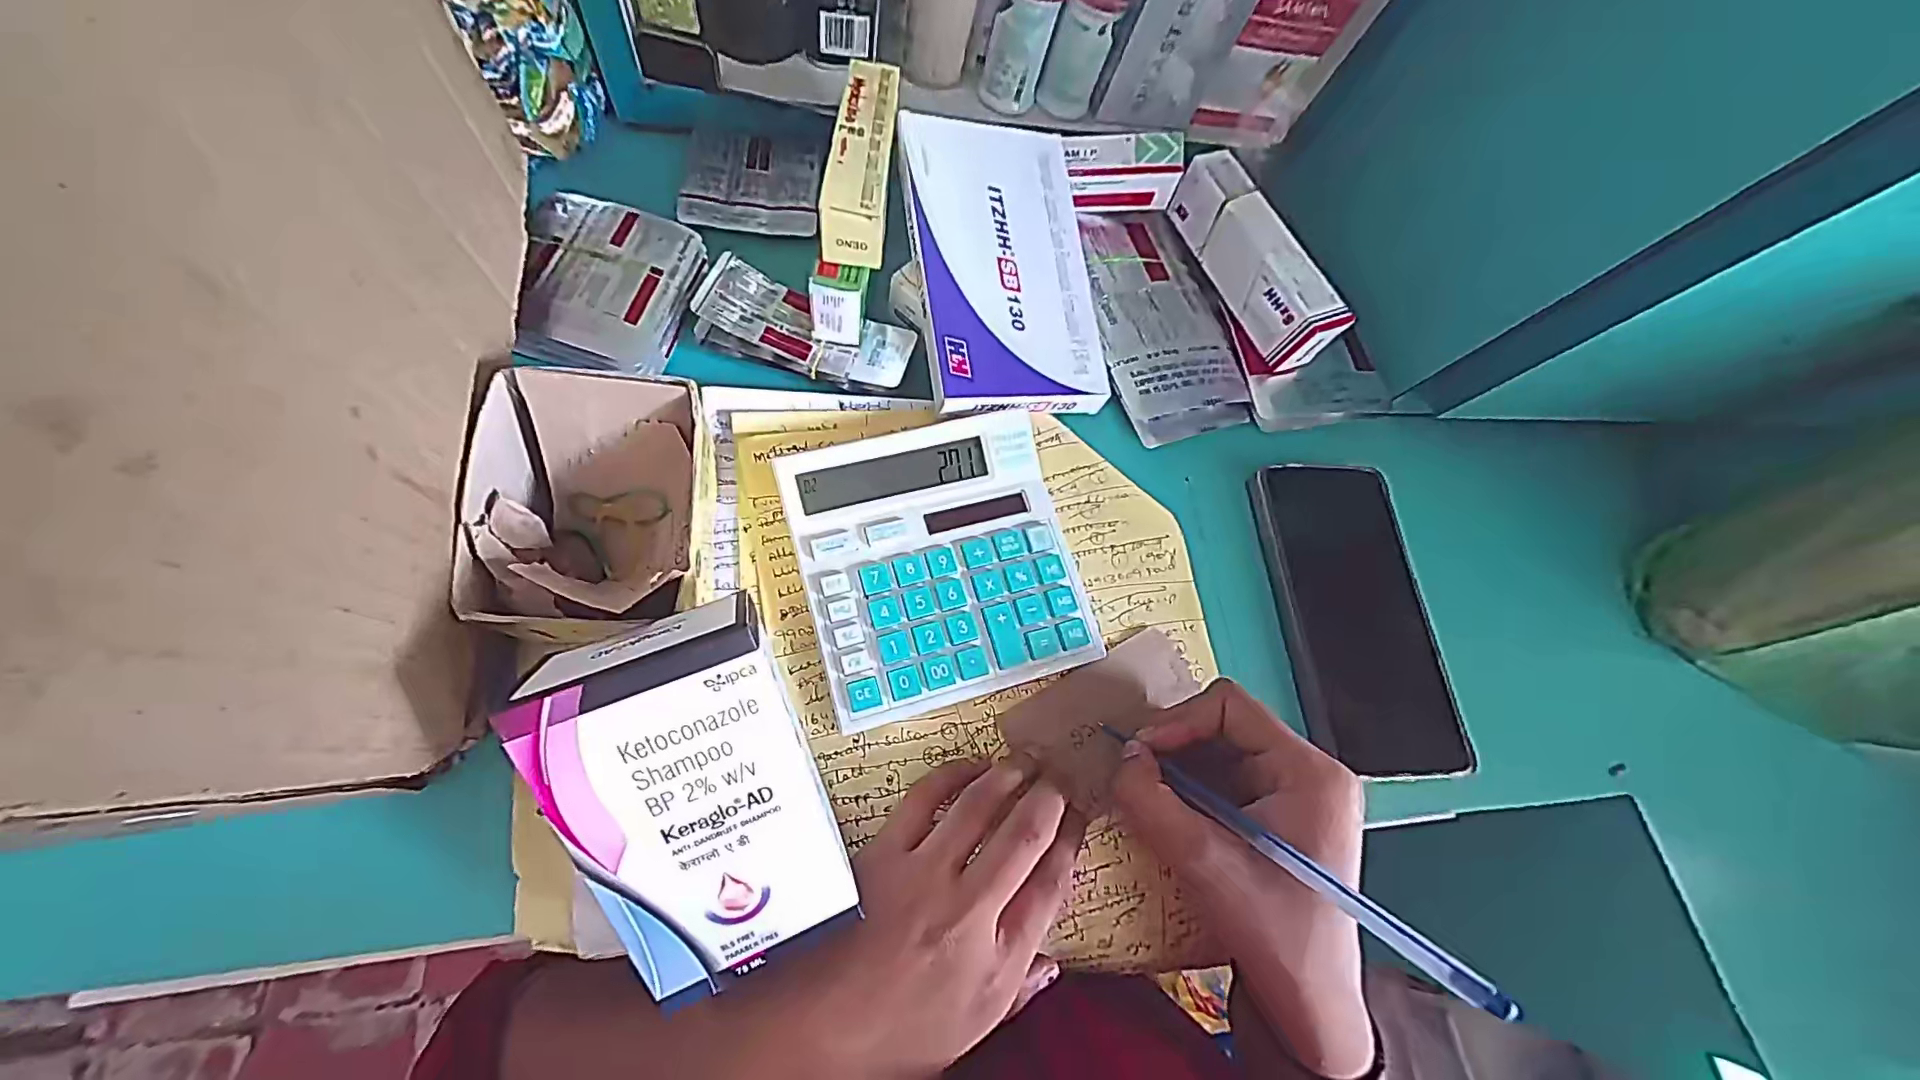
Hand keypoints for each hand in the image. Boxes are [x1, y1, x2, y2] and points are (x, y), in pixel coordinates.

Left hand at [501, 757, 1083, 1079]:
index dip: (1072, 842)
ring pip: (980, 806)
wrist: (814, 1022)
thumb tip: (1056, 962)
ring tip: (1025, 761)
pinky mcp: (885, 851)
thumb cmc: (896, 1029)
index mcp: (995, 957)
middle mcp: (967, 910)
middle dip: (1051, 796)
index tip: (1082, 814)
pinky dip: (954, 774)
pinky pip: (927, 798)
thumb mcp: (970, 1028)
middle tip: (1061, 774)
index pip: (1051, 886)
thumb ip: (1020, 989)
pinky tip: (971, 766)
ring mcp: (923, 874)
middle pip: (1024, 835)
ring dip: (1009, 775)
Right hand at [1110, 679, 1373, 1077]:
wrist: (1309, 1005)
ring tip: (1149, 794)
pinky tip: (1168, 812)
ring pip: (1217, 750)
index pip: (1230, 706)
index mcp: (1310, 772)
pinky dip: (1187, 787)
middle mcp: (1307, 771)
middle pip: (1222, 724)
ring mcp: (1294, 791)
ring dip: (1177, 768)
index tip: (1142, 751)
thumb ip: (1153, 803)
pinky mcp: (1275, 811)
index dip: (1178, 720)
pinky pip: (1220, 777)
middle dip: (1174, 746)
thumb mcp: (1205, 864)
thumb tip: (1124, 758)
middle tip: (1138, 773)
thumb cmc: (1274, 936)